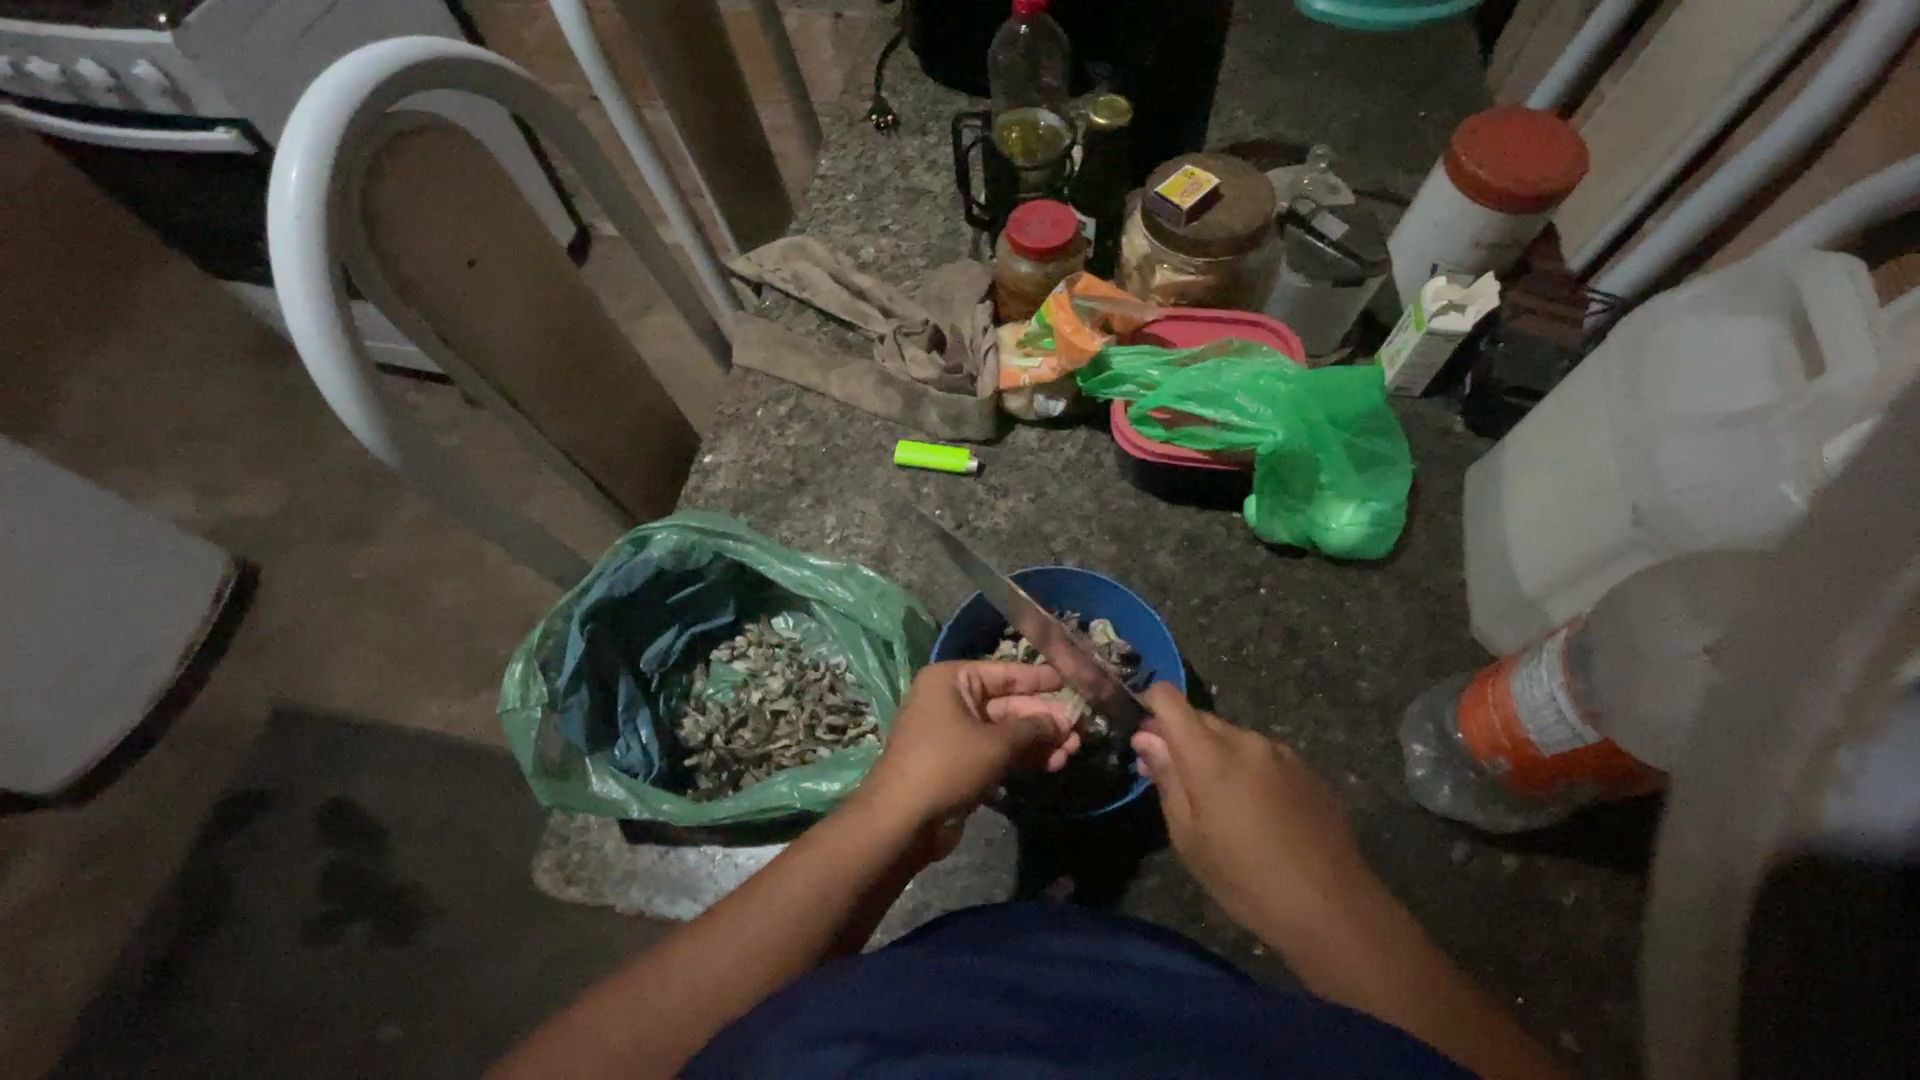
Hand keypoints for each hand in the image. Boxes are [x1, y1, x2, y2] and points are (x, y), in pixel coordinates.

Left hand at [857, 662, 1080, 827]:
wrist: (902, 820)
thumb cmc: (947, 765)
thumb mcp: (996, 743)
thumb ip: (1032, 729)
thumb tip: (1062, 721)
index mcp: (951, 680)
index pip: (1004, 672)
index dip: (1038, 679)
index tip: (1070, 681)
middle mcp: (951, 700)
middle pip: (1007, 704)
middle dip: (1043, 718)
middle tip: (1079, 729)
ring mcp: (953, 733)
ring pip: (1004, 732)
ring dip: (1038, 741)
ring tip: (1073, 751)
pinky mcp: (958, 764)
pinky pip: (996, 753)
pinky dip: (1022, 757)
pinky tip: (1053, 764)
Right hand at [1131, 683, 1374, 941]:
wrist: (1332, 907)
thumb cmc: (1245, 879)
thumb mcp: (1188, 838)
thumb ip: (1167, 778)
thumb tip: (1146, 737)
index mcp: (1211, 755)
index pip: (1169, 700)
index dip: (1150, 705)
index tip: (1144, 736)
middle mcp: (1246, 741)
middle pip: (1201, 720)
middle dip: (1182, 740)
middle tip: (1175, 782)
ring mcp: (1282, 753)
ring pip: (1233, 739)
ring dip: (1217, 756)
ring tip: (1222, 806)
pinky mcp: (1308, 770)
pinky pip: (1264, 757)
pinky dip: (1249, 770)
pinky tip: (1259, 813)